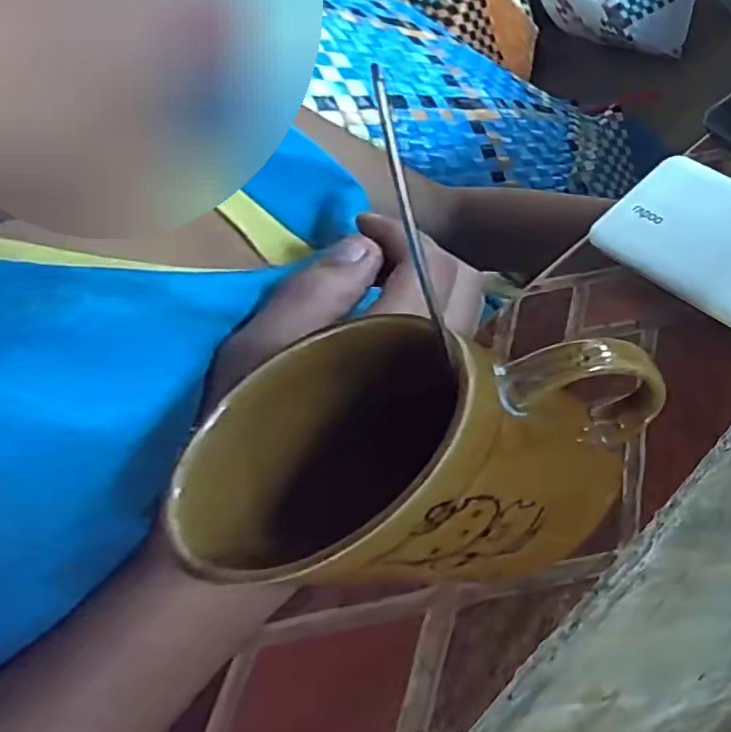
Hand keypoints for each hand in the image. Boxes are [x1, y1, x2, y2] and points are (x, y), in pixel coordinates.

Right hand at [204, 214, 482, 404]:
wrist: (288, 508)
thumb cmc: (258, 422)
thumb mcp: (263, 346)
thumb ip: (318, 288)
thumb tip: (364, 246)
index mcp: (408, 334)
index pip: (432, 264)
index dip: (401, 233)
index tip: (362, 223)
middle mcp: (452, 351)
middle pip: (467, 279)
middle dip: (425, 252)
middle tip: (374, 248)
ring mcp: (464, 375)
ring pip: (472, 306)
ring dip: (437, 280)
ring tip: (383, 277)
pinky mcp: (461, 392)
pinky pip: (464, 332)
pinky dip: (441, 309)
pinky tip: (400, 313)